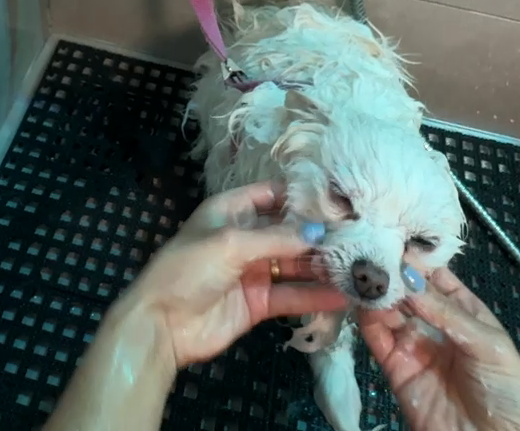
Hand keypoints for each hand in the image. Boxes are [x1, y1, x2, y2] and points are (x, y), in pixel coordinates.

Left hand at [45, 182, 346, 429]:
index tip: (339, 199)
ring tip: (358, 265)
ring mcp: (252, 270)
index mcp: (231, 210)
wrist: (161, 324)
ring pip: (294, 264)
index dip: (302, 196)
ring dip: (322, 265)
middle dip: (319, 233)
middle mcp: (245, 236)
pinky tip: (342, 296)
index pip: (272, 194)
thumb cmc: (189, 268)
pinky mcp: (258, 302)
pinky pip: (291, 294)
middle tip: (358, 235)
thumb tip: (319, 230)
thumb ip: (276, 237)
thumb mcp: (231, 243)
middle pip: (288, 231)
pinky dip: (315, 296)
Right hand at [357, 268, 519, 430]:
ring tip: (365, 276)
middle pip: (408, 290)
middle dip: (392, 273)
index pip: (436, 276)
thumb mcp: (490, 346)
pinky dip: (367, 319)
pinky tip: (363, 303)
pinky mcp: (397, 370)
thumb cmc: (509, 392)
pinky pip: (378, 339)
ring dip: (378, 293)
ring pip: (390, 310)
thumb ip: (447, 312)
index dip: (416, 260)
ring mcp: (415, 346)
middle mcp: (437, 324)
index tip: (393, 240)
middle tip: (371, 255)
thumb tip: (408, 277)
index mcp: (465, 312)